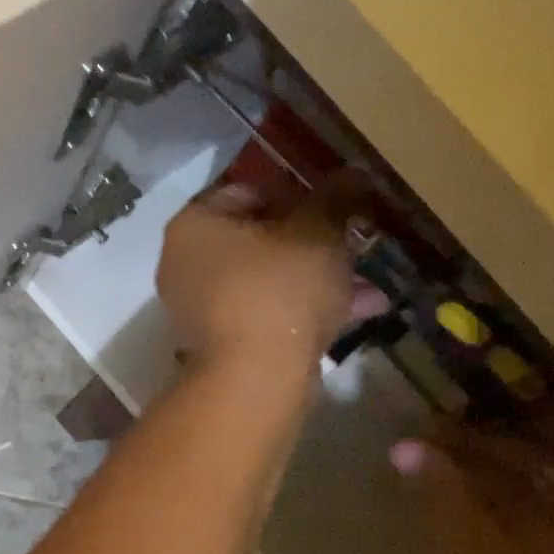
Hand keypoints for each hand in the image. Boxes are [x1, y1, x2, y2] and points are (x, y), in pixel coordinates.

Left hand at [157, 185, 368, 375]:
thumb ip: (335, 199)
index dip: (296, 192)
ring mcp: (199, 309)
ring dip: (318, 278)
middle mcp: (184, 264)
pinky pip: (267, 314)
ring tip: (368, 281)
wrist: (255, 378)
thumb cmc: (280, 288)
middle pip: (258, 240)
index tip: (334, 204)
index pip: (246, 190)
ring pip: (268, 280)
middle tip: (354, 241)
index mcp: (194, 225)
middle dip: (312, 241)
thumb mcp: (318, 232)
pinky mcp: (220, 345)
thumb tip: (352, 174)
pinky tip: (360, 312)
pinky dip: (306, 311)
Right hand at [391, 396, 553, 553]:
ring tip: (443, 449)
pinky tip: (460, 489)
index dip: (548, 395)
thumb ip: (441, 490)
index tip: (506, 368)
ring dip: (500, 466)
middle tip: (453, 413)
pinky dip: (506, 496)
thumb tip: (407, 445)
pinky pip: (544, 514)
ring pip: (550, 487)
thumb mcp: (468, 548)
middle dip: (506, 433)